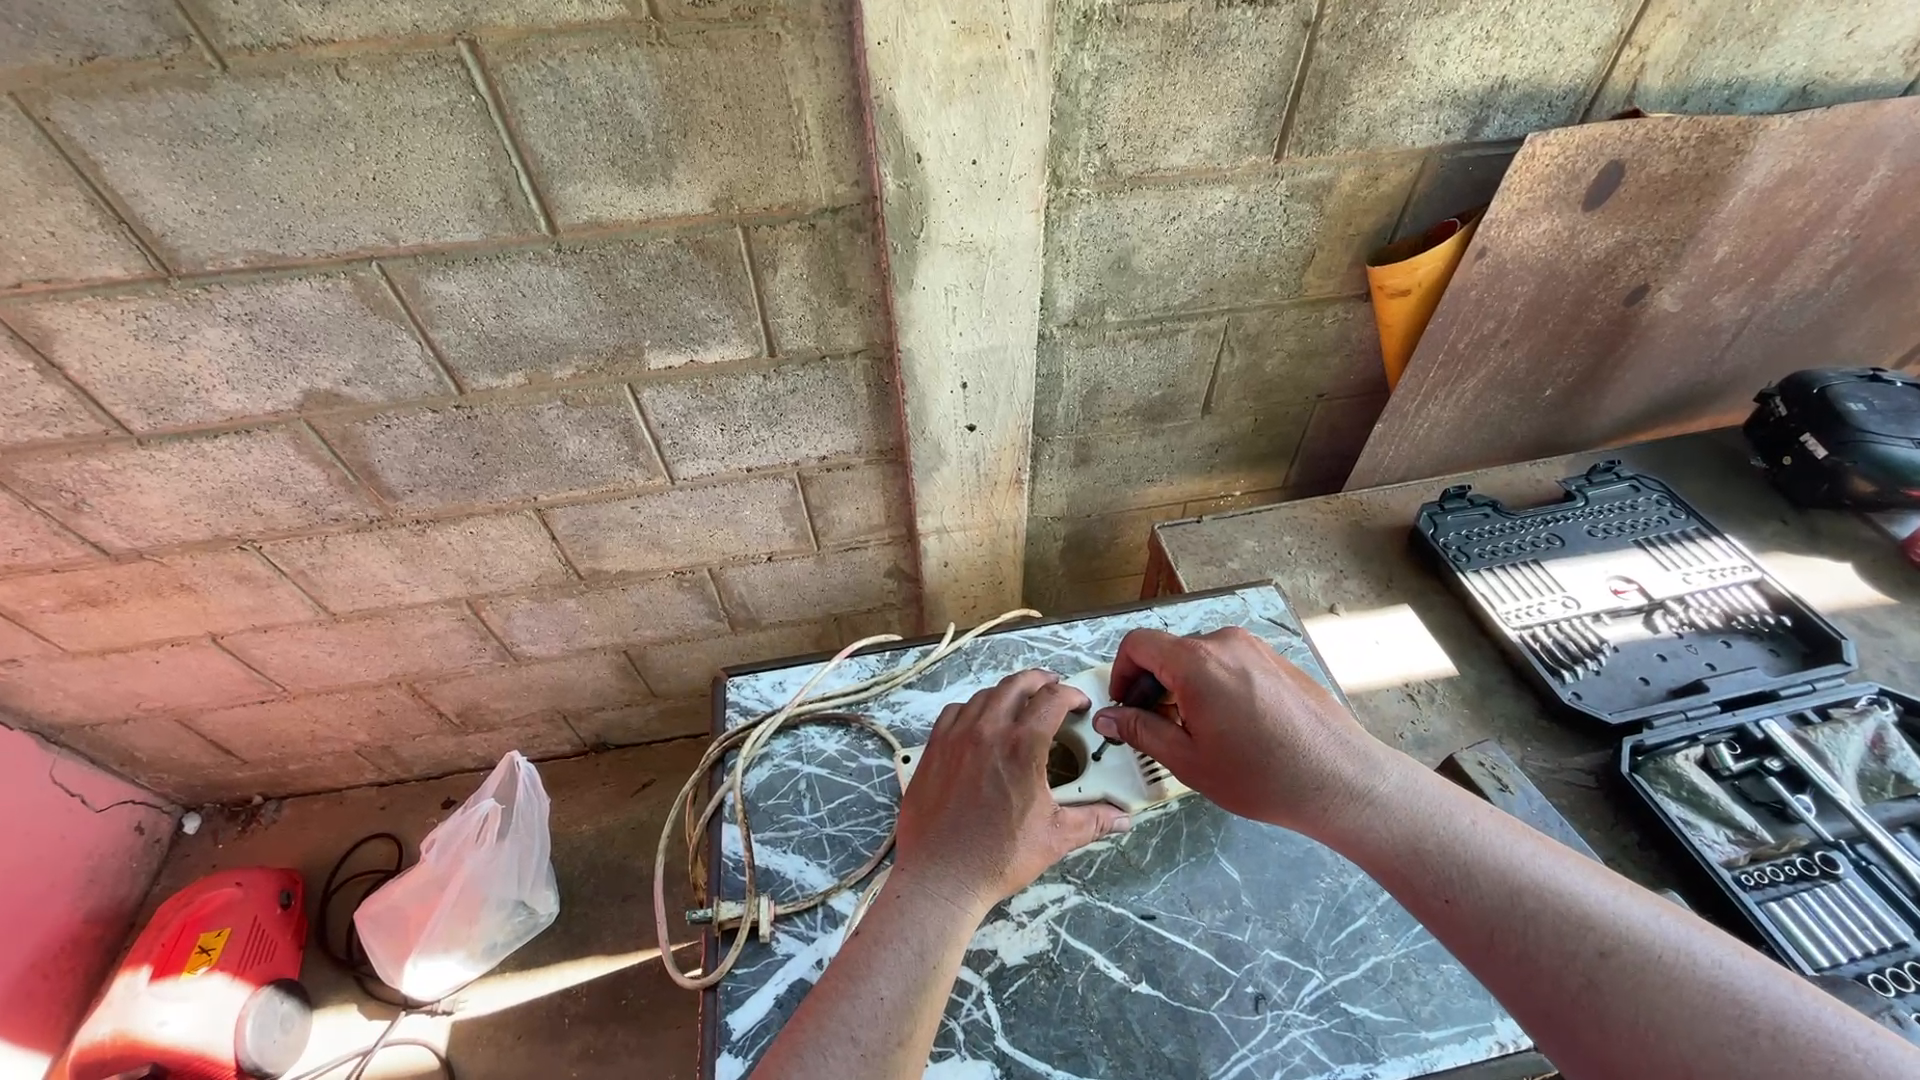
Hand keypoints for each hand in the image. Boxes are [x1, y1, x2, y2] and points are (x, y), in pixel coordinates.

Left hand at [892, 669, 1132, 914]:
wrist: (942, 875)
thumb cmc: (995, 858)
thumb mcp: (1055, 837)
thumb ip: (1093, 820)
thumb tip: (1119, 819)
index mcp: (1022, 747)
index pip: (1053, 700)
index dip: (1071, 694)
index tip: (1078, 702)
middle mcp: (988, 733)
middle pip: (1016, 684)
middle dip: (1039, 680)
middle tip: (1051, 684)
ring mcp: (957, 738)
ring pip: (984, 695)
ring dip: (1006, 692)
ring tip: (1019, 701)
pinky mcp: (935, 749)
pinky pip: (954, 712)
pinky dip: (972, 708)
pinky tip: (978, 720)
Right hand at [1094, 627, 1406, 834]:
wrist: (1343, 781)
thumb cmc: (1262, 776)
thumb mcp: (1188, 760)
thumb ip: (1140, 731)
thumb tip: (1107, 717)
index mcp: (1196, 661)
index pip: (1137, 644)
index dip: (1120, 674)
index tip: (1124, 707)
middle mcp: (1225, 643)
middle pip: (1169, 650)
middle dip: (1152, 684)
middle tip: (1156, 727)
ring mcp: (1257, 648)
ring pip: (1200, 658)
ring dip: (1184, 686)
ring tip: (1198, 731)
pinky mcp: (1279, 661)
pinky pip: (1231, 663)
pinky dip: (1216, 685)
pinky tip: (1234, 727)